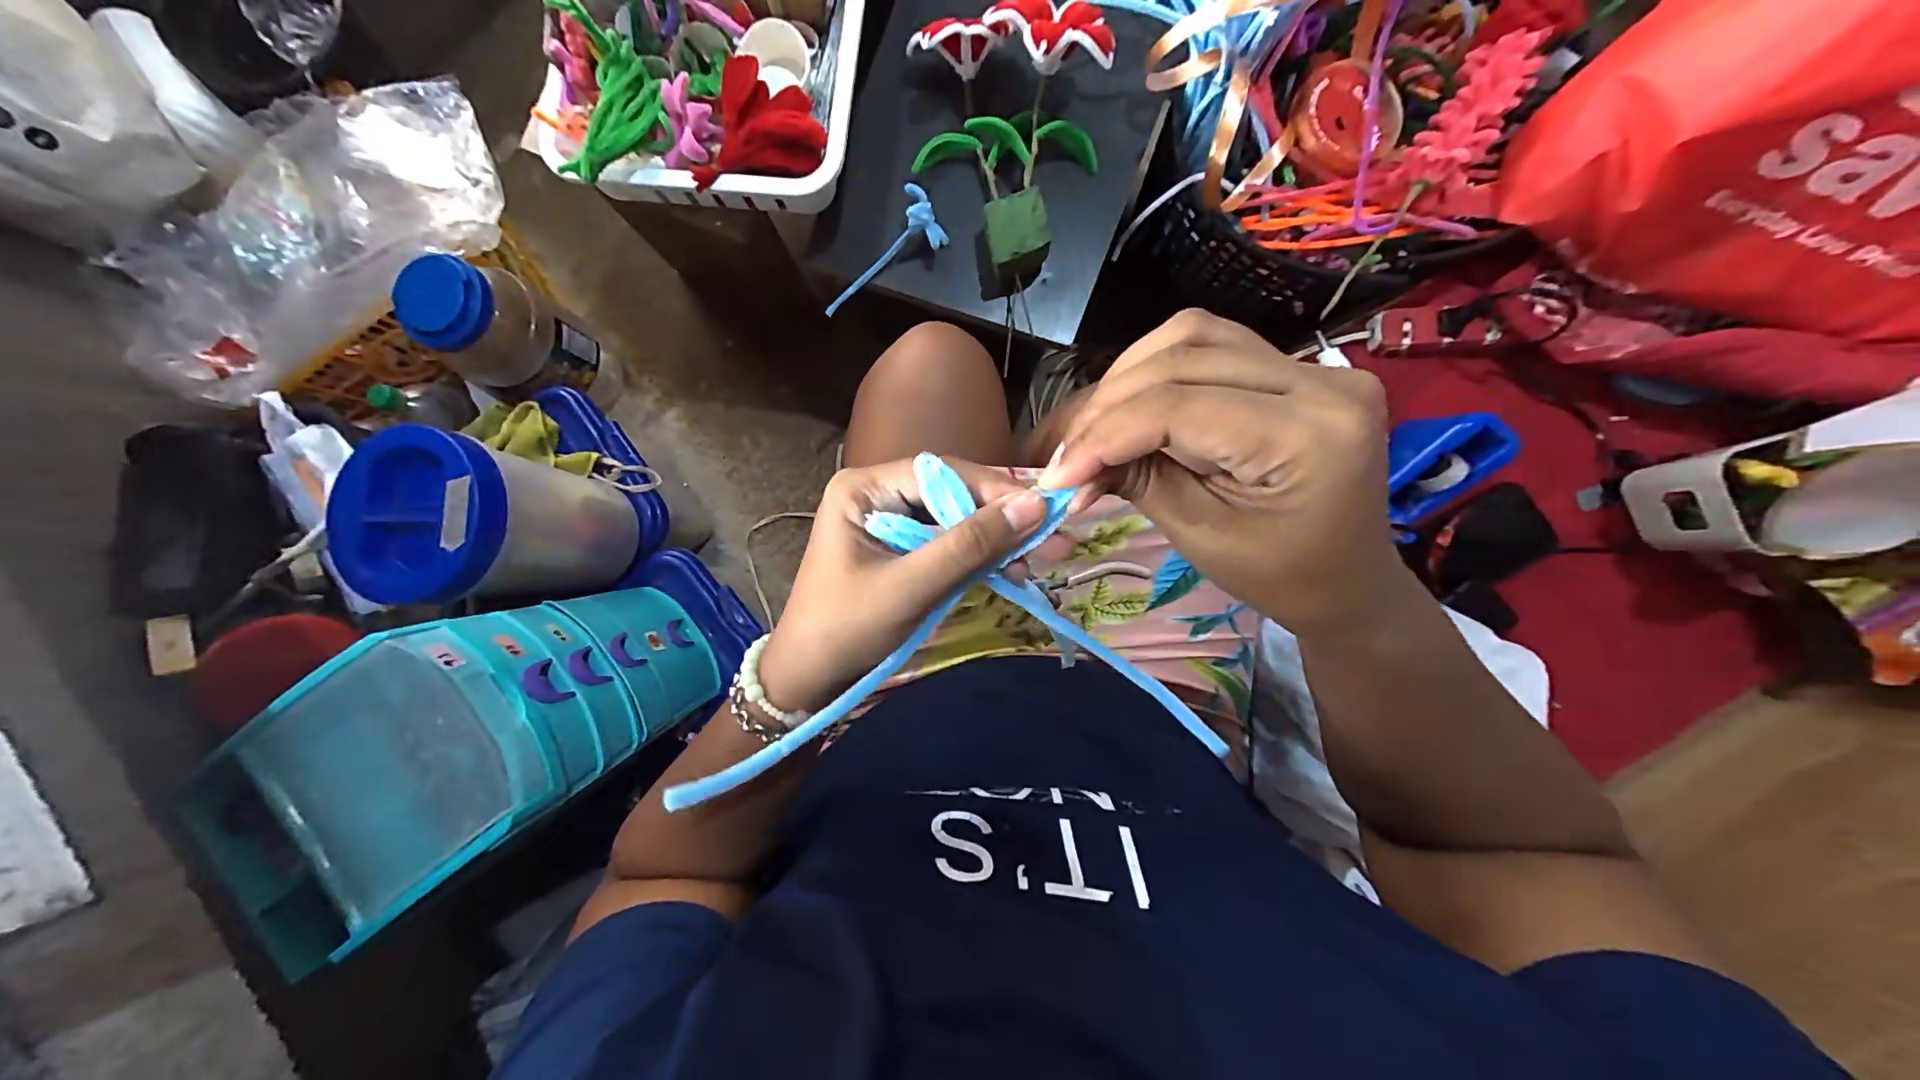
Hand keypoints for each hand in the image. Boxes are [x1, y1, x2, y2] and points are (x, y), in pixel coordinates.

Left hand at [757, 458, 1051, 714]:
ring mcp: (890, 520)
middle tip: (1055, 541)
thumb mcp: (911, 586)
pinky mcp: (902, 548)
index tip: (1045, 512)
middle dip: (1003, 519)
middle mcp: (877, 492)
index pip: (943, 474)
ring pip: (957, 519)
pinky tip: (1011, 570)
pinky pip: (949, 543)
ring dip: (998, 541)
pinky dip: (980, 558)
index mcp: (864, 487)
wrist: (808, 678)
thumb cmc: (847, 628)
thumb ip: (970, 545)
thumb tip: (1035, 505)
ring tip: (1044, 559)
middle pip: (954, 493)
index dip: (996, 491)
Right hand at [1039, 309, 1414, 632]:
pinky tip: (1131, 406)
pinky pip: (1211, 347)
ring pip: (1193, 335)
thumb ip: (1137, 481)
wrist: (1348, 582)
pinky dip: (1157, 371)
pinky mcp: (1297, 367)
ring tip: (1094, 427)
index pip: (1180, 406)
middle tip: (1067, 454)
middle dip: (1109, 404)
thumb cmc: (1281, 577)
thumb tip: (1069, 462)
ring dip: (1129, 376)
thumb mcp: (1202, 535)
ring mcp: (1313, 366)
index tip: (1057, 473)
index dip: (1105, 434)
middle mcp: (1321, 380)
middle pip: (1183, 355)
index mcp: (1307, 435)